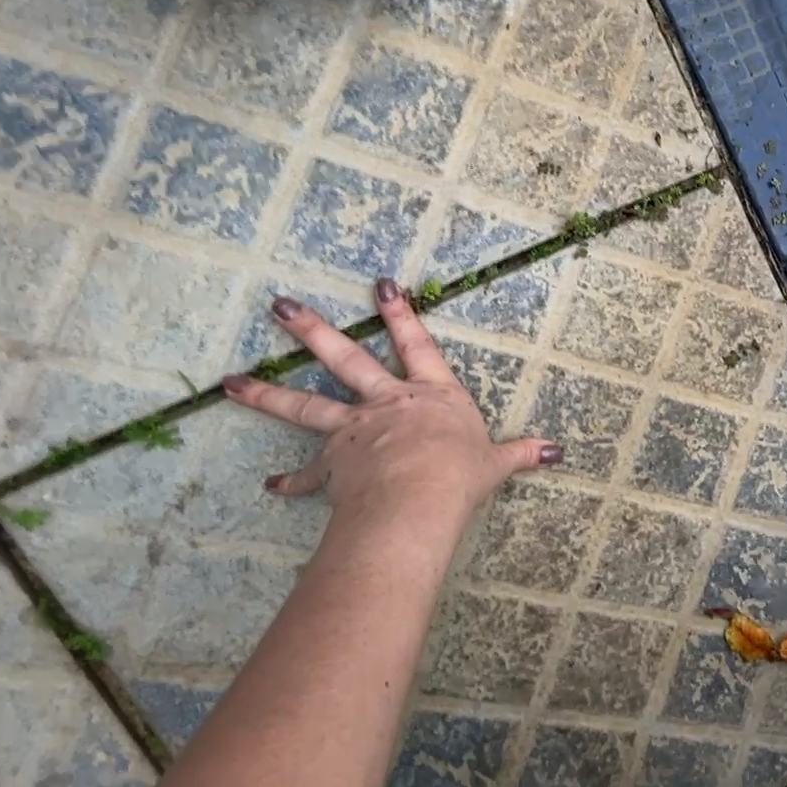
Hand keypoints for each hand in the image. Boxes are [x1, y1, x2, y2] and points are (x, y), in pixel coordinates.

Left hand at [220, 278, 561, 527]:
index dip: (400, 315)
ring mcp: (356, 431)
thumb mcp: (496, 462)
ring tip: (229, 382)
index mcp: (432, 395)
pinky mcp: (334, 465)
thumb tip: (558, 452)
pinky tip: (273, 485)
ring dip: (267, 394)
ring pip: (305, 405)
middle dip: (314, 330)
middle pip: (346, 360)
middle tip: (282, 305)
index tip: (381, 287)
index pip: (416, 344)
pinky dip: (294, 480)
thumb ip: (522, 453)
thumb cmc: (461, 473)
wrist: (417, 499)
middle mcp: (388, 403)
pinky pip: (309, 473)